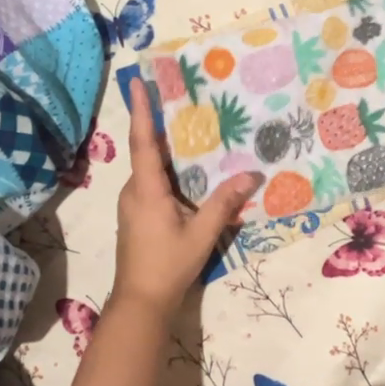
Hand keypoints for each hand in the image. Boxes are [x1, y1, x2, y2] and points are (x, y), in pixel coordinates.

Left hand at [111, 85, 261, 315]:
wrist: (140, 304)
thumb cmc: (168, 265)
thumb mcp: (202, 234)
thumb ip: (225, 202)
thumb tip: (252, 175)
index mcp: (145, 189)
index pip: (142, 141)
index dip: (141, 110)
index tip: (137, 82)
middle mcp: (133, 190)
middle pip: (147, 151)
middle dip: (162, 126)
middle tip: (183, 100)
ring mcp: (132, 204)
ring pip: (150, 169)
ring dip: (167, 151)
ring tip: (192, 132)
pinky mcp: (136, 216)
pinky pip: (152, 183)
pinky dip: (168, 171)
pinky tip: (189, 173)